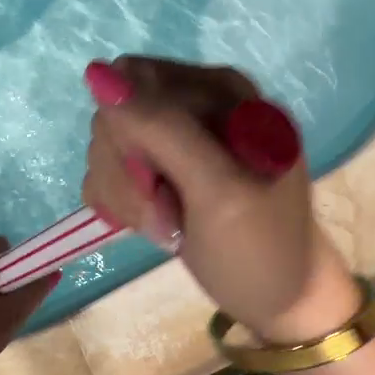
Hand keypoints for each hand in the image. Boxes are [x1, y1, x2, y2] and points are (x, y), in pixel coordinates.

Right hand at [81, 56, 360, 343]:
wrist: (278, 302)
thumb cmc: (260, 249)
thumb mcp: (218, 191)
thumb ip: (161, 128)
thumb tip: (96, 72)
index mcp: (218, 88)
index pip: (131, 80)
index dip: (129, 131)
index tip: (157, 179)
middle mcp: (191, 101)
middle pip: (113, 113)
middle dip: (127, 172)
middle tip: (167, 213)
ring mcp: (170, 134)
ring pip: (104, 145)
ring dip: (125, 195)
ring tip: (168, 226)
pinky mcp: (151, 165)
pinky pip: (103, 168)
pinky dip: (118, 202)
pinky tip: (153, 223)